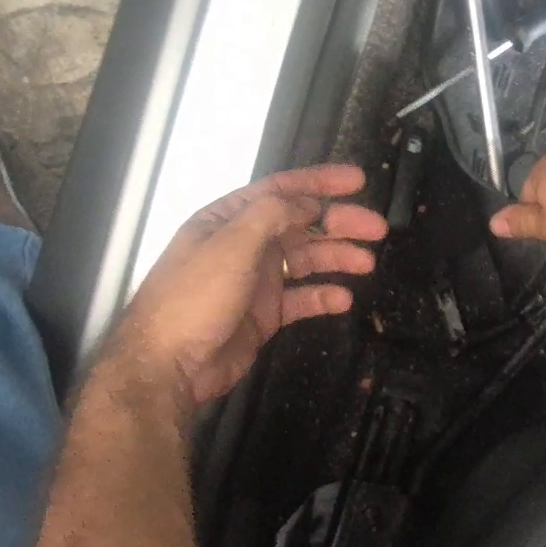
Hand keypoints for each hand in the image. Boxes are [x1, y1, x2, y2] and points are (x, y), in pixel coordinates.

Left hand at [104, 164, 387, 406]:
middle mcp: (244, 244)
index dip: (321, 182)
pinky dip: (323, 296)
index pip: (281, 190)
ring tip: (369, 263)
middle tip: (377, 228)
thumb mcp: (232, 244)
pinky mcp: (264, 314)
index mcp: (229, 219)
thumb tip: (307, 203)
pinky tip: (344, 299)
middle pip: (301, 225)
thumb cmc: (194, 297)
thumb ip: (272, 215)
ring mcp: (255, 280)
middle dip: (339, 224)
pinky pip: (301, 299)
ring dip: (337, 258)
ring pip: (306, 261)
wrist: (167, 365)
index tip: (358, 181)